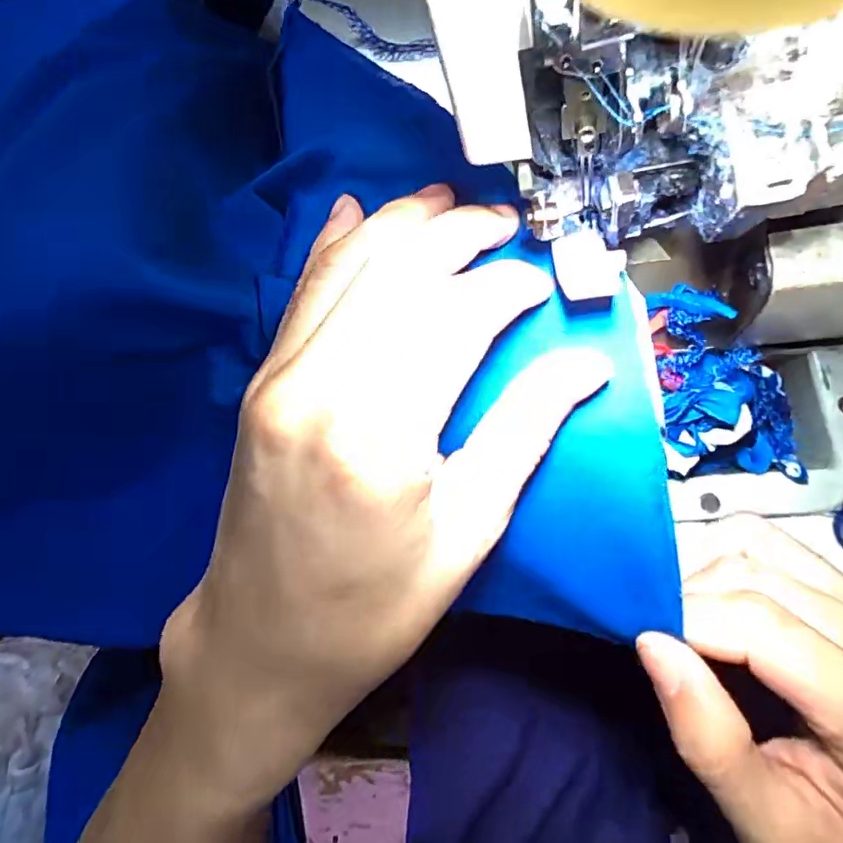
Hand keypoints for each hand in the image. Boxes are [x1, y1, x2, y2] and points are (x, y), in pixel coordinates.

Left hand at [89, 185, 611, 839]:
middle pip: (398, 273)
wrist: (258, 641)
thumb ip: (523, 432)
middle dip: (457, 234)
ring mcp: (278, 375)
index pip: (453, 318)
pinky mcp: (261, 378)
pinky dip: (334, 244)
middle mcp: (317, 385)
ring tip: (447, 202)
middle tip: (504, 223)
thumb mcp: (466, 533)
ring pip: (346, 266)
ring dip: (400, 224)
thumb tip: (584, 366)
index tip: (540, 281)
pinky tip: (354, 210)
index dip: (506, 286)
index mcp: (378, 434)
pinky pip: (302, 290)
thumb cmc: (374, 606)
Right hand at [639, 515, 842, 842]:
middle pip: (760, 579)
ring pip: (764, 548)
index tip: (642, 637)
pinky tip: (722, 607)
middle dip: (690, 597)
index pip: (766, 627)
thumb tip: (651, 641)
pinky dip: (733, 563)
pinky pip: (781, 548)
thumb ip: (710, 741)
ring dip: (708, 575)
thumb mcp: (770, 824)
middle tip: (659, 636)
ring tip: (689, 623)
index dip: (691, 620)